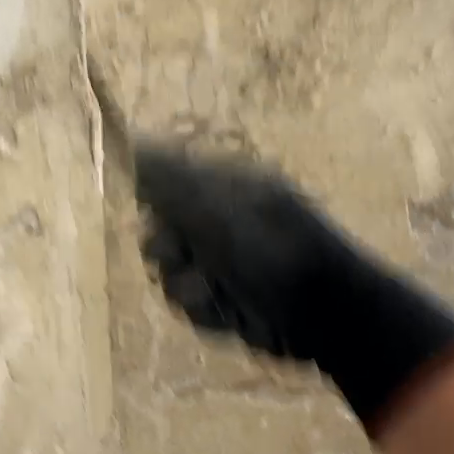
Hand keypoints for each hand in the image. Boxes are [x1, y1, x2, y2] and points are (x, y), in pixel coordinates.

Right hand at [134, 150, 453, 433]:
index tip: (148, 209)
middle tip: (183, 254)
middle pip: (156, 228)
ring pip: (166, 271)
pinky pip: (185, 302)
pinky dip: (202, 310)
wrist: (323, 314)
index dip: (150, 194)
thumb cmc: (274, 250)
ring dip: (184, 285)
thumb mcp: (217, 206)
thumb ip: (169, 179)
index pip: (166, 176)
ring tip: (213, 290)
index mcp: (226, 183)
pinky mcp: (221, 299)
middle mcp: (220, 218)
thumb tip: (129, 139)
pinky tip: (226, 311)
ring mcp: (220, 260)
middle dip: (164, 248)